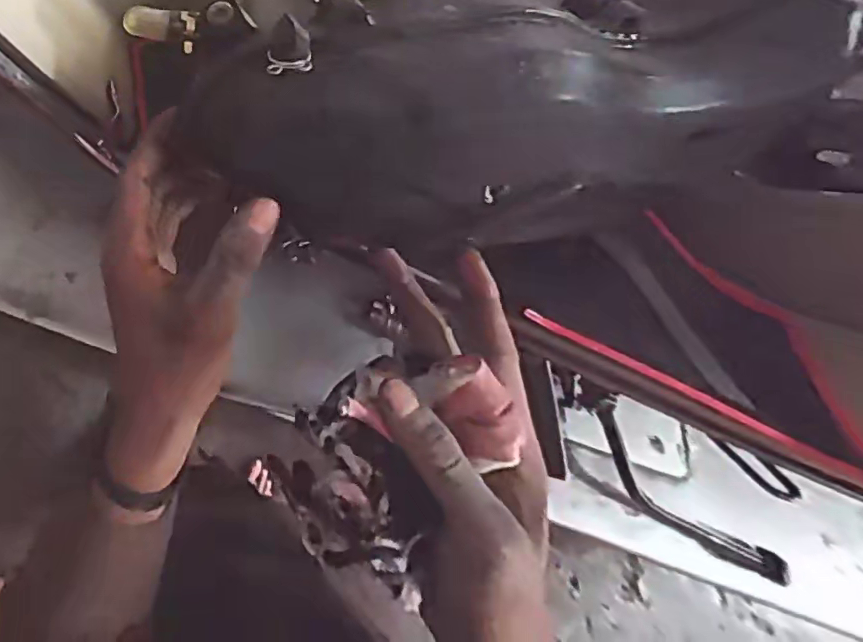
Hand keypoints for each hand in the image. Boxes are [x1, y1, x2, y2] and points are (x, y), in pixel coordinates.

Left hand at [100, 113, 278, 497]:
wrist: (160, 413)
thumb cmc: (177, 361)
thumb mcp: (209, 307)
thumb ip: (234, 255)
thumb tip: (264, 202)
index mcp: (128, 243)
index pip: (137, 175)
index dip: (157, 140)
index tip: (186, 110)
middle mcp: (131, 242)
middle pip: (152, 183)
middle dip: (181, 154)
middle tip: (222, 127)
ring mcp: (145, 258)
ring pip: (165, 203)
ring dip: (192, 180)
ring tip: (232, 153)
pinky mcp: (162, 271)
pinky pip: (178, 226)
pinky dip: (199, 208)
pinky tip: (232, 197)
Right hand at [370, 249, 549, 640]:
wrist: (483, 641)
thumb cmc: (503, 589)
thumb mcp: (480, 521)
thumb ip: (438, 452)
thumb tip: (390, 384)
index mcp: (507, 434)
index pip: (498, 353)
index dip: (483, 304)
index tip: (464, 258)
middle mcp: (473, 428)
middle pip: (444, 353)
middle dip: (420, 303)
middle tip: (386, 260)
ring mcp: (440, 446)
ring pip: (412, 379)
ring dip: (390, 342)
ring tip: (367, 305)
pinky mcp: (408, 467)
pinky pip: (385, 417)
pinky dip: (368, 390)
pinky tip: (354, 376)